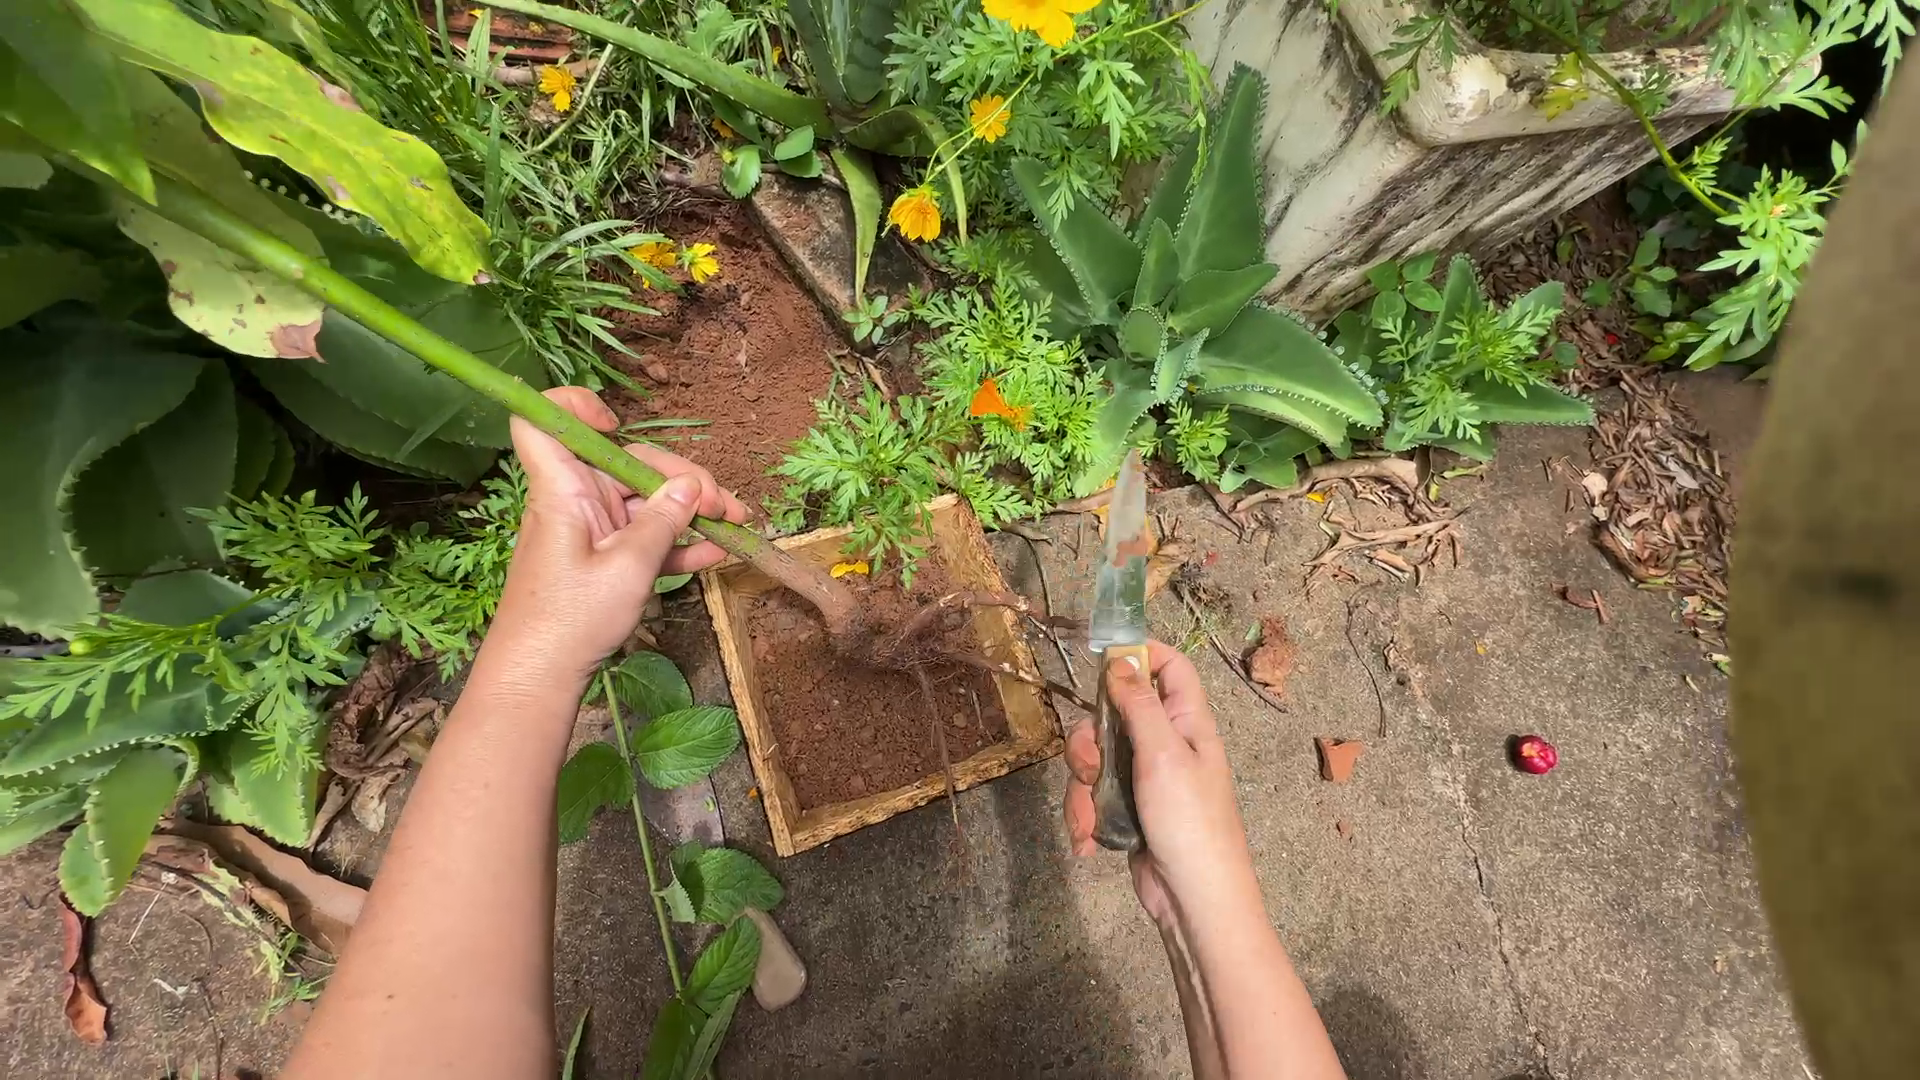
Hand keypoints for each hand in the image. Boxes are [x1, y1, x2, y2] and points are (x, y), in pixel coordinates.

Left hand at [490, 387, 748, 682]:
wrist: (541, 676)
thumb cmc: (571, 617)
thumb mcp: (628, 567)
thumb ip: (663, 522)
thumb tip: (691, 487)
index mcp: (564, 490)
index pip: (544, 423)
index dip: (573, 408)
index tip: (617, 425)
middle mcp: (578, 501)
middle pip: (629, 466)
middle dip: (682, 479)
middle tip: (723, 505)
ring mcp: (596, 531)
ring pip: (648, 504)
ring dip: (693, 513)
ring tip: (737, 524)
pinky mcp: (608, 558)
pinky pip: (649, 537)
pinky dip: (681, 542)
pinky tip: (717, 551)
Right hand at [1064, 641, 1257, 925]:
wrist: (1193, 902)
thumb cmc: (1189, 821)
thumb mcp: (1163, 754)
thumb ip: (1139, 703)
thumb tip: (1121, 656)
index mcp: (1187, 722)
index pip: (1171, 667)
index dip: (1141, 652)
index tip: (1102, 657)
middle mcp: (1166, 742)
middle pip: (1116, 711)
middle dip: (1091, 737)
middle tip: (1090, 763)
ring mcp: (1145, 776)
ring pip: (1096, 755)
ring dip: (1083, 785)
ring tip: (1090, 816)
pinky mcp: (1126, 806)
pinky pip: (1094, 792)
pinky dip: (1085, 812)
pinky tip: (1088, 839)